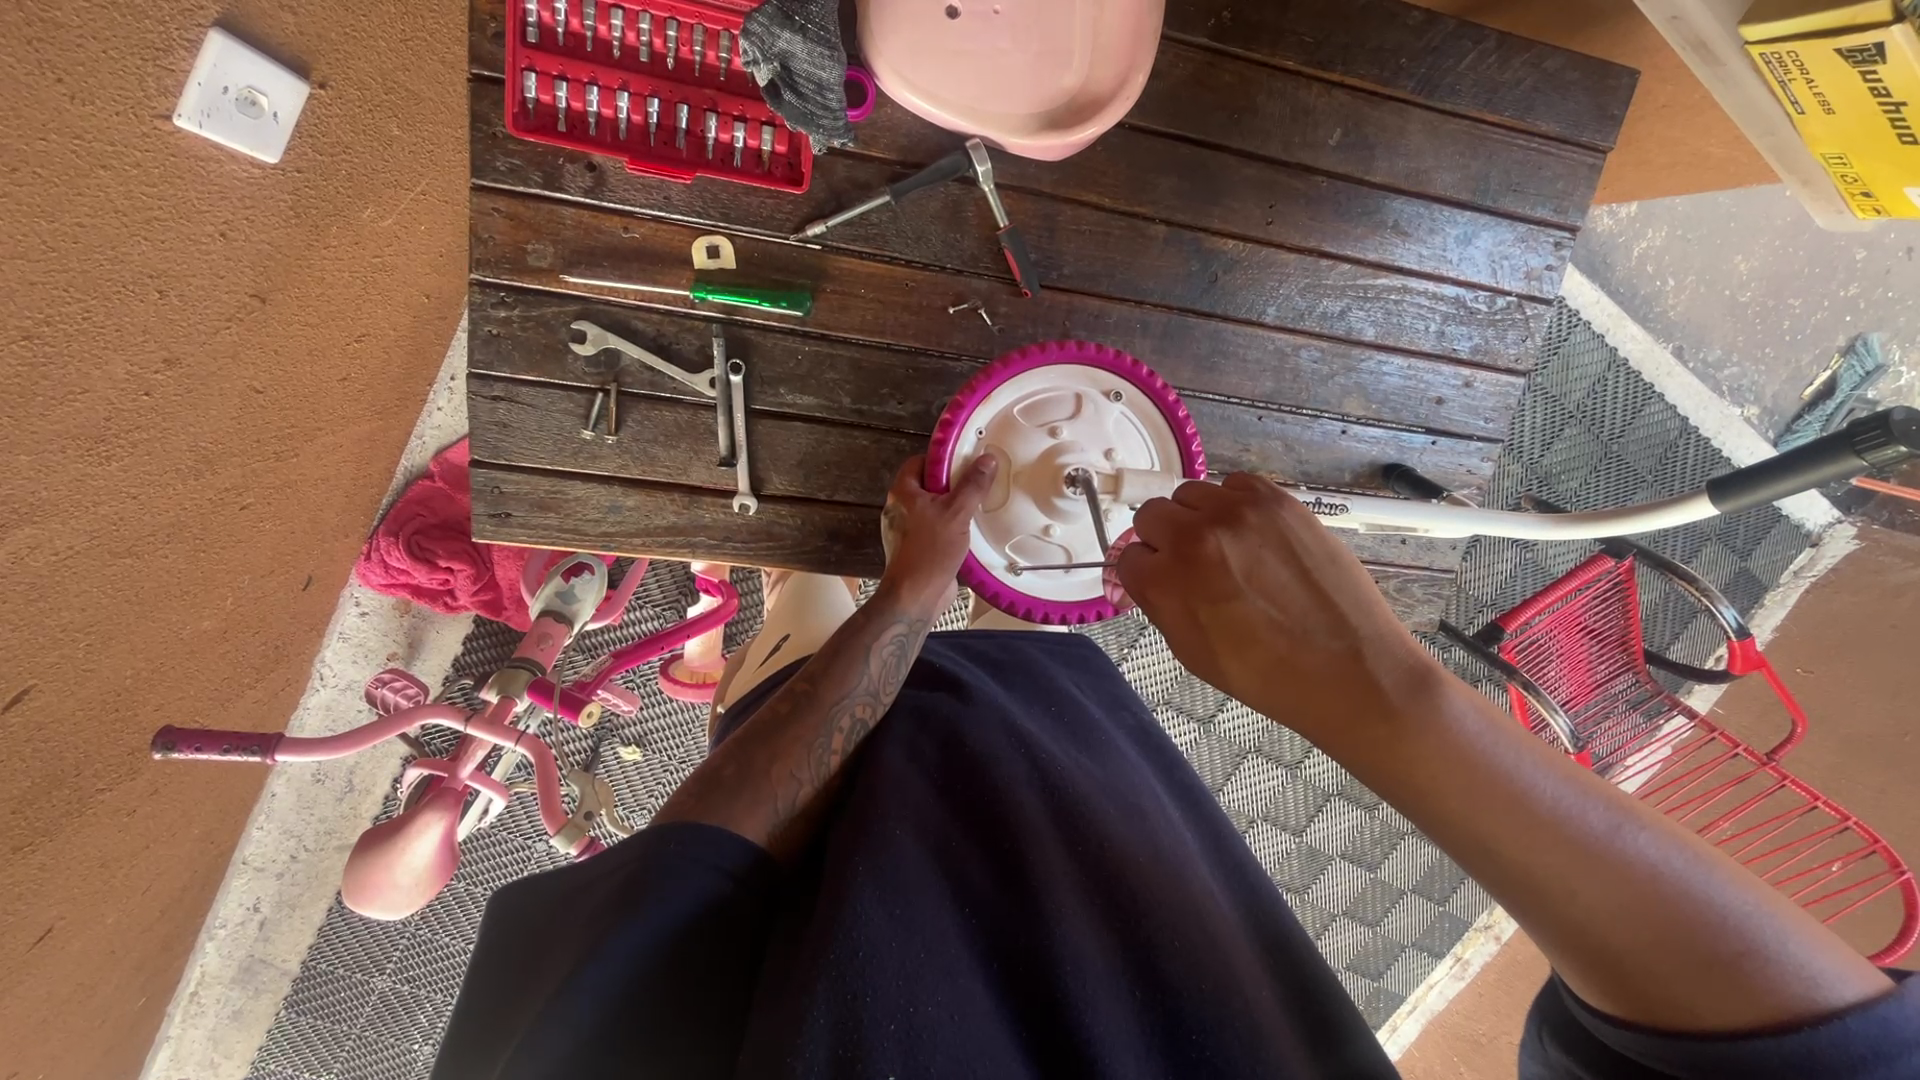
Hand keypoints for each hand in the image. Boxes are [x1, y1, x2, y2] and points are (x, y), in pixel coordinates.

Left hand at [879, 454, 997, 615]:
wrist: (915, 596)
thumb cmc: (929, 552)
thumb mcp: (956, 513)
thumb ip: (972, 486)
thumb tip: (986, 460)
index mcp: (903, 492)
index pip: (919, 462)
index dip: (941, 460)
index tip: (963, 461)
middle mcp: (901, 508)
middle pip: (929, 485)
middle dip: (952, 484)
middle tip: (976, 483)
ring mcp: (908, 529)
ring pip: (934, 508)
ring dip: (955, 508)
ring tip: (977, 506)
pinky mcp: (917, 547)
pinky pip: (936, 528)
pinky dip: (952, 527)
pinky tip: (970, 531)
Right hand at [1116, 474, 1443, 739]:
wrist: (1347, 669)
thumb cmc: (1263, 674)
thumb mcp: (1188, 650)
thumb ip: (1158, 601)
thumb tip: (1147, 573)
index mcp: (1163, 581)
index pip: (1128, 555)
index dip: (1145, 571)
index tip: (1162, 581)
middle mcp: (1192, 537)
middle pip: (1152, 515)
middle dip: (1164, 539)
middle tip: (1192, 564)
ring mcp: (1236, 513)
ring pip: (1189, 494)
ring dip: (1196, 517)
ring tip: (1225, 546)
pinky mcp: (1276, 501)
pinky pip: (1233, 483)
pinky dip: (1233, 503)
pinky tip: (1251, 533)